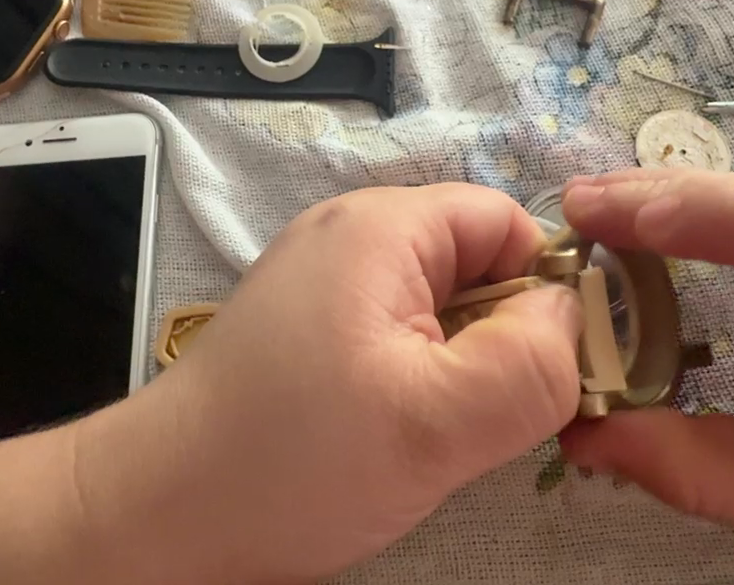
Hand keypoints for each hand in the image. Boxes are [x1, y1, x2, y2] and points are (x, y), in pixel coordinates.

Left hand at [77, 183, 583, 583]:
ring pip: (440, 303)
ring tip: (435, 429)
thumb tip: (573, 317)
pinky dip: (418, 373)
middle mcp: (352, 233)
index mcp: (382, 226)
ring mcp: (326, 276)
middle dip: (501, 335)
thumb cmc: (293, 459)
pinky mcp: (310, 320)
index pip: (503, 222)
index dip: (543, 287)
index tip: (550, 370)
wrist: (160, 511)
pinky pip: (397, 328)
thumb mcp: (433, 422)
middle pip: (473, 261)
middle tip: (485, 416)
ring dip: (459, 363)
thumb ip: (529, 365)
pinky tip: (394, 427)